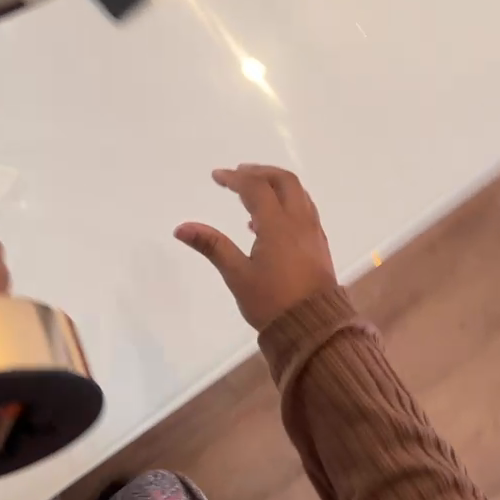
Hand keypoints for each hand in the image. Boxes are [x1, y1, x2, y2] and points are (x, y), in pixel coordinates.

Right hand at [175, 164, 337, 332]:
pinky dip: (286, 201)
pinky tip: (269, 220)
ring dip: (275, 184)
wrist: (313, 327)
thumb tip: (181, 228)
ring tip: (253, 191)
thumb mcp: (236, 275)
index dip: (235, 179)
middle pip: (284, 181)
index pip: (256, 189)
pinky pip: (304, 209)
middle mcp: (299, 222)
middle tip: (238, 174)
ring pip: (298, 193)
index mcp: (277, 226)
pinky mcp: (318, 244)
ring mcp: (312, 232)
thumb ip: (212, 246)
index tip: (216, 177)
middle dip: (260, 172)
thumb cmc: (271, 302)